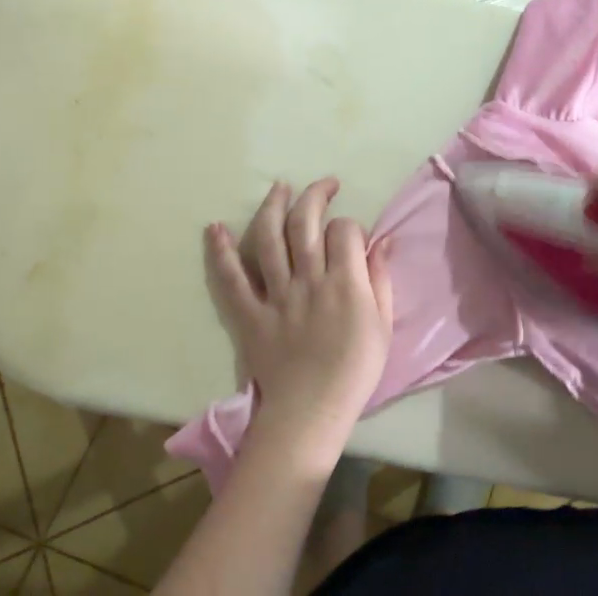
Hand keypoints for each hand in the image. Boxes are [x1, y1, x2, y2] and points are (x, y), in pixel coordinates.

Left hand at [205, 178, 392, 464]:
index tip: (353, 238)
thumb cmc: (355, 371)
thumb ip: (381, 279)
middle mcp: (308, 279)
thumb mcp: (383, 325)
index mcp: (345, 282)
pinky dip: (220, 252)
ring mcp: (275, 294)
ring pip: (269, 237)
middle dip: (315, 195)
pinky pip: (231, 279)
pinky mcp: (248, 313)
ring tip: (280, 187)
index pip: (345, 231)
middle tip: (324, 185)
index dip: (350, 226)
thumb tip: (383, 240)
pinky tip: (215, 228)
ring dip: (273, 206)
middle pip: (306, 222)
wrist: (311, 412)